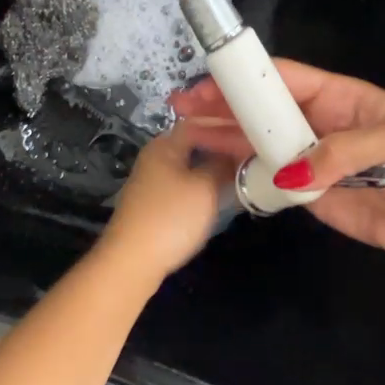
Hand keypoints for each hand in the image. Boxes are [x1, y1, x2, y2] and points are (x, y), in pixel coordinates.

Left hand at [97, 123, 240, 280]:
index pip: (200, 122)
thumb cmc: (171, 218)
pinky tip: (217, 196)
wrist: (131, 261)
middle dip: (221, 147)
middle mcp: (154, 158)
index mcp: (164, 145)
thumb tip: (235, 151)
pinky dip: (201, 187)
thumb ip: (222, 165)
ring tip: (241, 174)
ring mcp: (150, 183)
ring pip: (188, 166)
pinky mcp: (151, 205)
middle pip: (193, 144)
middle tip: (252, 154)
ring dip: (212, 168)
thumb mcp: (205, 188)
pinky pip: (181, 186)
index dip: (227, 126)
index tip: (253, 134)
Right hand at [170, 60, 384, 264]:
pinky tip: (214, 167)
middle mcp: (321, 125)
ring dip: (224, 138)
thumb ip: (341, 152)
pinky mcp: (310, 197)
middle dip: (222, 106)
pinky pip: (271, 181)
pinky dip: (243, 175)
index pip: (285, 79)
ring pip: (260, 145)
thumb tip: (288, 173)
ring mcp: (313, 161)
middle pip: (264, 111)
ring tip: (186, 136)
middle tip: (179, 108)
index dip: (244, 79)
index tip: (207, 82)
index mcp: (343, 98)